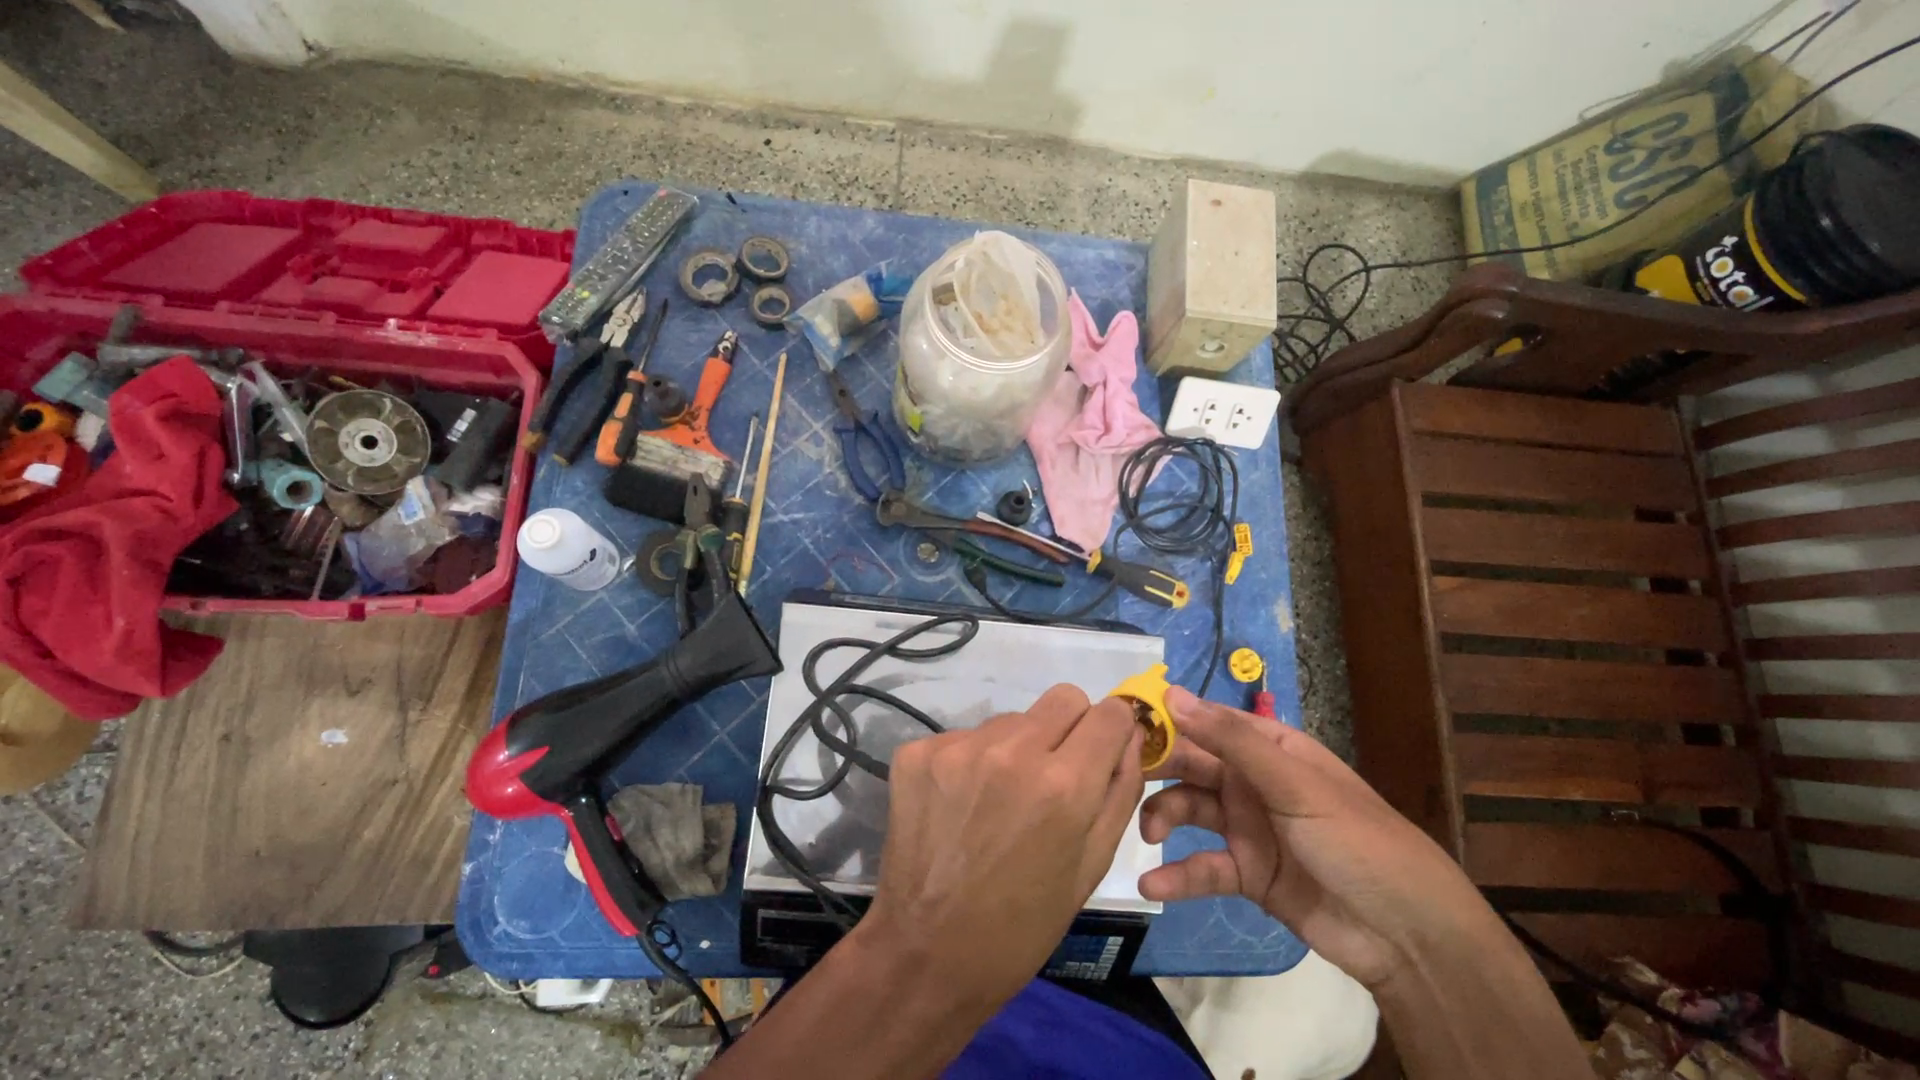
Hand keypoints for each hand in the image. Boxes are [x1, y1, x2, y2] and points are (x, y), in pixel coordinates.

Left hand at [857, 684, 1144, 1007]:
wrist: (928, 954)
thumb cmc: (1024, 924)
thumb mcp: (1093, 865)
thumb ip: (1120, 789)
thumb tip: (1130, 734)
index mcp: (1064, 784)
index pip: (1109, 712)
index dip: (1112, 732)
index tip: (1101, 754)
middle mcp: (1011, 751)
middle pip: (1063, 699)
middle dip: (1070, 730)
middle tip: (1053, 779)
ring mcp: (957, 748)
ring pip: (1012, 719)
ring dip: (1018, 748)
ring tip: (1000, 803)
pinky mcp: (916, 753)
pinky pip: (966, 736)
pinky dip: (972, 762)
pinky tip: (962, 807)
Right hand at [1138, 687, 1498, 988]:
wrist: (1404, 932)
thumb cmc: (1354, 839)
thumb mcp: (1293, 783)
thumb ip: (1230, 740)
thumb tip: (1170, 693)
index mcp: (1273, 749)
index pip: (1210, 722)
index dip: (1167, 720)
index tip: (1120, 725)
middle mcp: (1255, 783)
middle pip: (1193, 767)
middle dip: (1157, 771)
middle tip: (1118, 780)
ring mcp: (1249, 830)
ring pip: (1191, 813)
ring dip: (1163, 820)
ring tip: (1147, 835)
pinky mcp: (1248, 876)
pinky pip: (1203, 868)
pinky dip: (1178, 876)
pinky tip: (1154, 885)